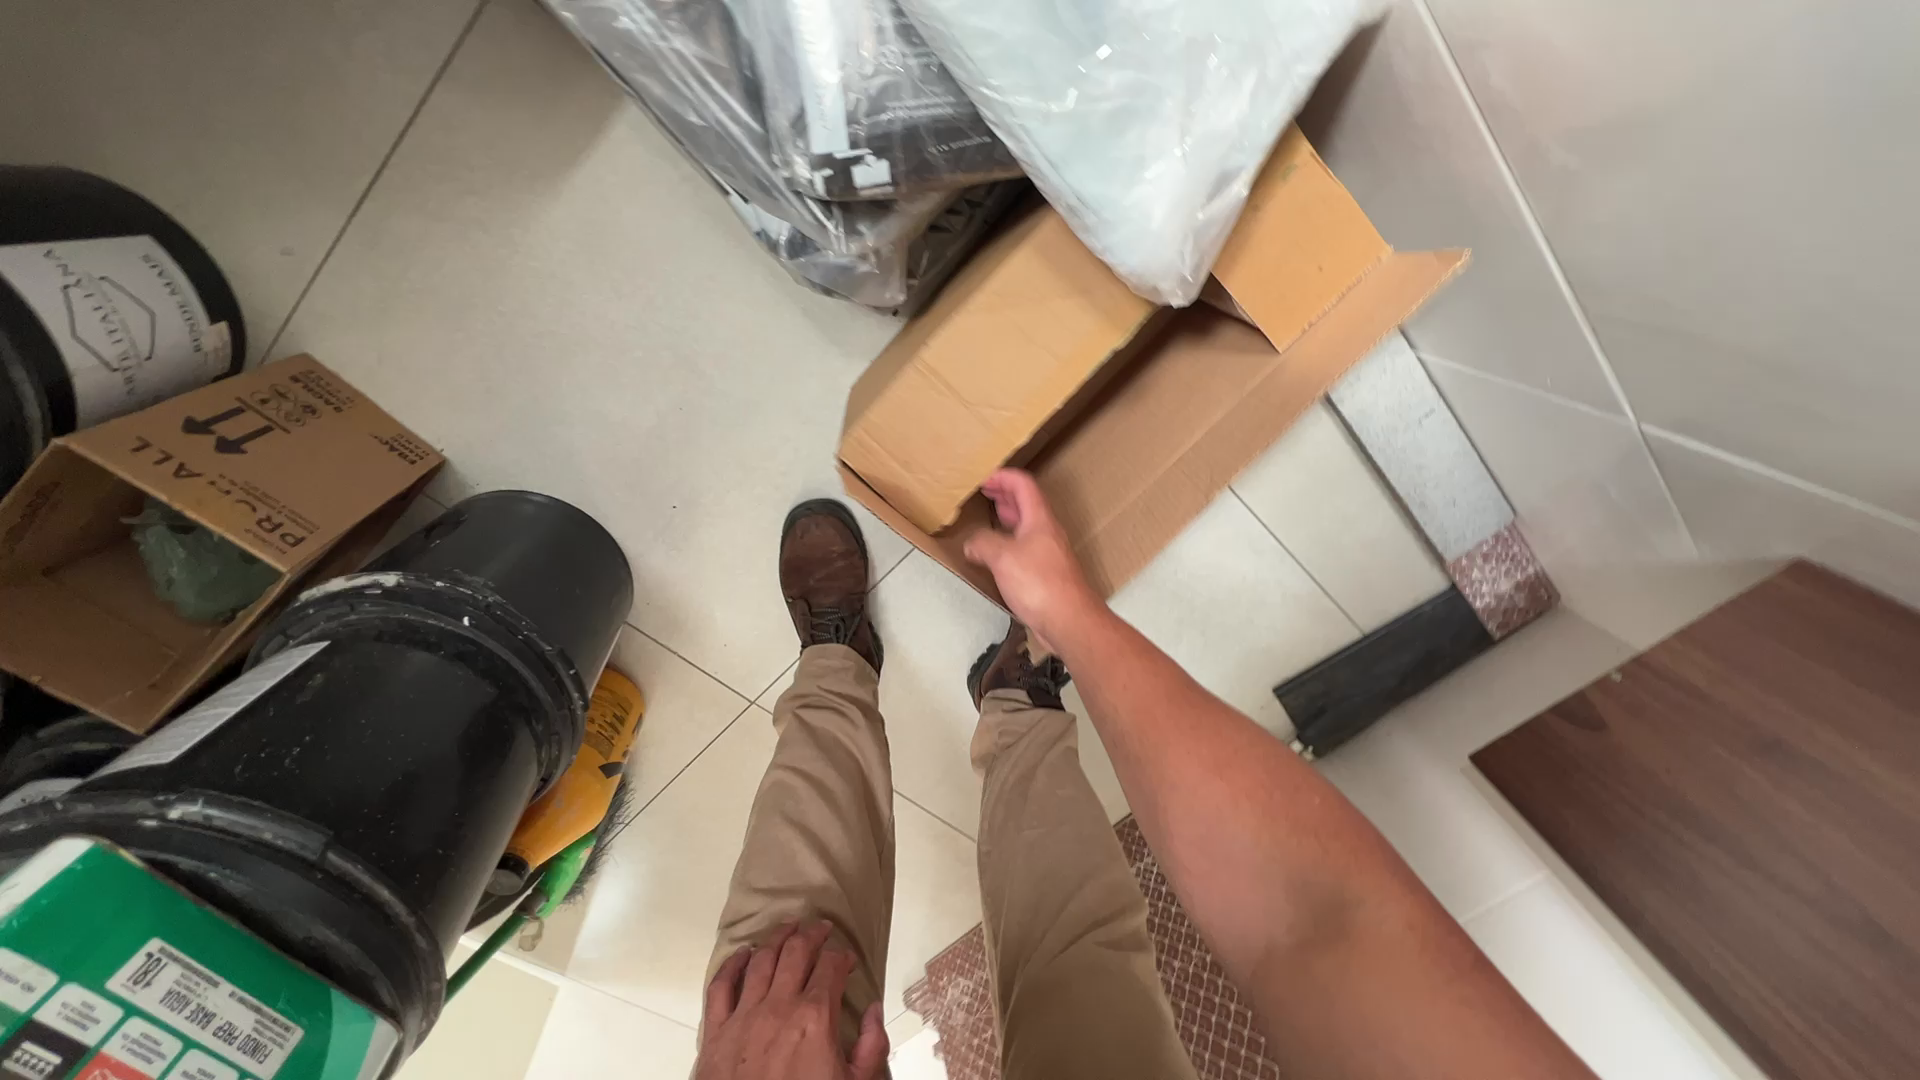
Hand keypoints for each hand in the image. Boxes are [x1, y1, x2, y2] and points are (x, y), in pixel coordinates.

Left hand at [695, 921, 887, 1079]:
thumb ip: (870, 1047)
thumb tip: (873, 1011)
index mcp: (815, 1017)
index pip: (832, 965)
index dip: (843, 956)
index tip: (847, 961)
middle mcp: (779, 1006)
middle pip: (796, 949)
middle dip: (812, 933)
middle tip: (821, 928)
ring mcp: (744, 1017)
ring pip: (761, 958)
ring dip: (778, 937)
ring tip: (788, 928)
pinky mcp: (716, 1033)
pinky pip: (721, 986)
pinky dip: (732, 964)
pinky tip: (743, 954)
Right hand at [963, 468, 1104, 648]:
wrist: (1070, 621)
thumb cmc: (1041, 584)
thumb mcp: (1002, 557)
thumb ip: (983, 544)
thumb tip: (972, 544)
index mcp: (1039, 520)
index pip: (1023, 485)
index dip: (1003, 477)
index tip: (984, 478)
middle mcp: (1047, 533)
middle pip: (1028, 503)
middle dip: (1006, 495)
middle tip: (987, 492)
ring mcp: (1050, 553)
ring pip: (1029, 526)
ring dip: (1010, 518)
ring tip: (993, 518)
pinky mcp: (1049, 574)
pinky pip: (1028, 549)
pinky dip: (1012, 543)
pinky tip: (1000, 556)